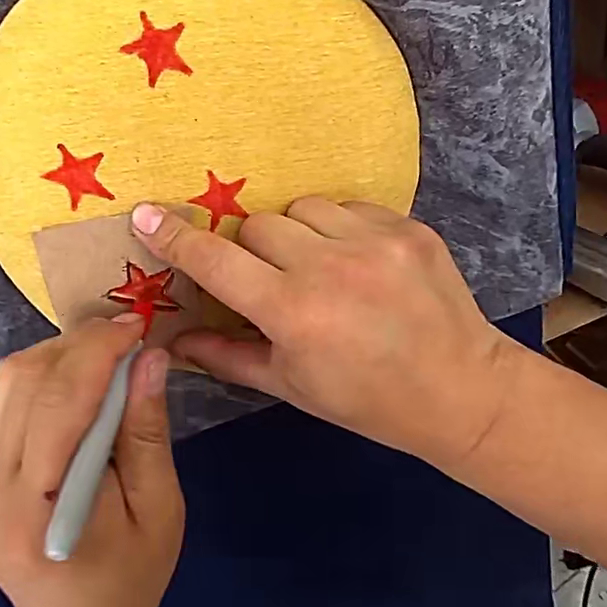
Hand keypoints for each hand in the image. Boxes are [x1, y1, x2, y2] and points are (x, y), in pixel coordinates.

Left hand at [0, 315, 184, 606]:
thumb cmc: (129, 583)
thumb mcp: (161, 511)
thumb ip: (148, 433)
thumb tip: (151, 359)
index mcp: (38, 513)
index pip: (60, 405)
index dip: (98, 353)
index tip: (137, 326)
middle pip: (25, 384)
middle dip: (80, 345)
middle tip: (128, 334)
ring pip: (7, 385)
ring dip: (58, 354)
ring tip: (106, 353)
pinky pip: (4, 404)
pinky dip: (43, 376)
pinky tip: (78, 380)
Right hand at [130, 198, 529, 471]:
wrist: (459, 389)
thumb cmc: (365, 399)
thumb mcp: (290, 385)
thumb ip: (226, 357)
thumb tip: (173, 341)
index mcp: (293, 312)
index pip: (216, 262)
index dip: (176, 239)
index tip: (147, 216)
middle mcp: (329, 267)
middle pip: (256, 224)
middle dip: (251, 249)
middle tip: (273, 281)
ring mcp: (373, 241)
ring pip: (300, 208)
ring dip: (295, 234)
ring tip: (320, 268)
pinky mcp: (406, 227)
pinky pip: (347, 207)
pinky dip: (337, 229)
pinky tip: (357, 263)